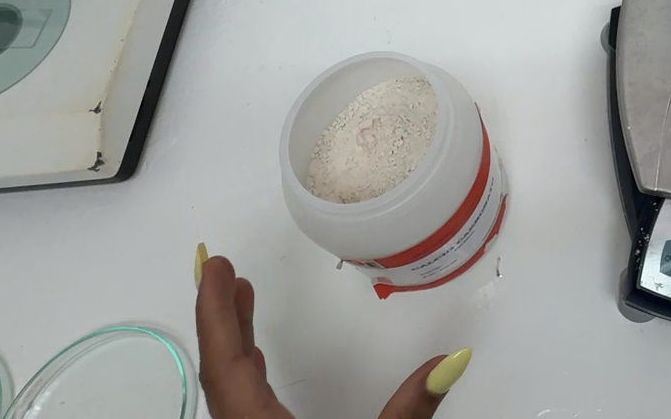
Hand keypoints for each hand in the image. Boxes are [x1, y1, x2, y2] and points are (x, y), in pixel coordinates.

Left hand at [195, 252, 467, 418]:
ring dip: (235, 346)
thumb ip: (409, 412)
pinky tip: (258, 369)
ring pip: (226, 395)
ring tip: (247, 306)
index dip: (218, 312)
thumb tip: (454, 358)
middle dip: (223, 319)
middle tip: (230, 274)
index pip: (225, 365)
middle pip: (219, 374)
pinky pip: (238, 410)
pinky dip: (244, 376)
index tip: (216, 266)